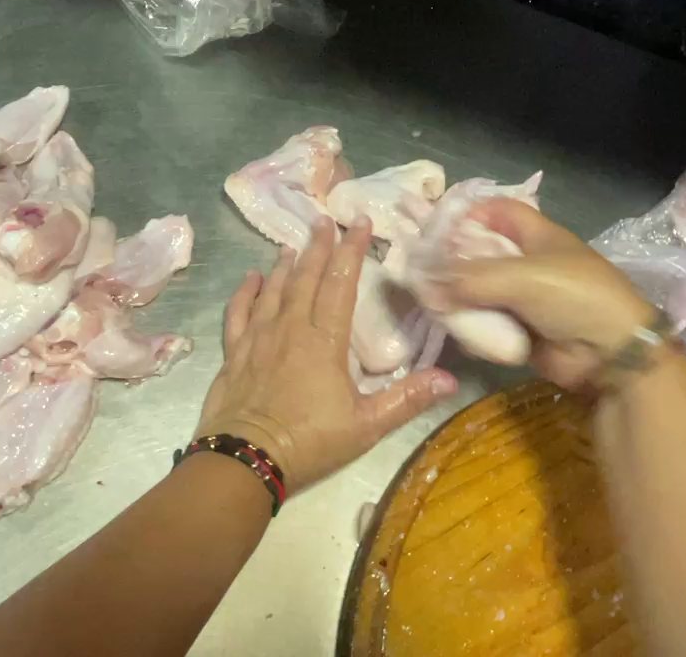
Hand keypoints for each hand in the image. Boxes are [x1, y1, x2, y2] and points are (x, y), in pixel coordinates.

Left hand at [195, 221, 456, 494]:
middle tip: (325, 220)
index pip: (341, 283)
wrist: (243, 464)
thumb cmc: (309, 441)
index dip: (352, 251)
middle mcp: (291, 328)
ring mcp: (258, 339)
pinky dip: (245, 292)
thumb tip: (450, 379)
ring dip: (286, 264)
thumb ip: (407, 399)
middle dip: (318, 246)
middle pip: (306, 277)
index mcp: (325, 339)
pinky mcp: (234, 354)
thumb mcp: (366, 425)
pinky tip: (251, 278)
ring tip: (293, 244)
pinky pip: (239, 314)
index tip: (360, 223)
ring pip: (274, 290)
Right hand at [444, 200, 655, 388]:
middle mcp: (530, 262)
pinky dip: (476, 328)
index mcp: (538, 235)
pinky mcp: (523, 330)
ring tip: (437, 307)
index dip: (470, 215)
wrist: (612, 354)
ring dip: (462, 300)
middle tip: (424, 275)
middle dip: (455, 264)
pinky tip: (463, 333)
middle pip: (483, 253)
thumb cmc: (574, 296)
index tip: (438, 232)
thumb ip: (471, 279)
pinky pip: (489, 323)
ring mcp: (526, 298)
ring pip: (482, 292)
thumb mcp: (522, 277)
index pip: (499, 211)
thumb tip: (428, 285)